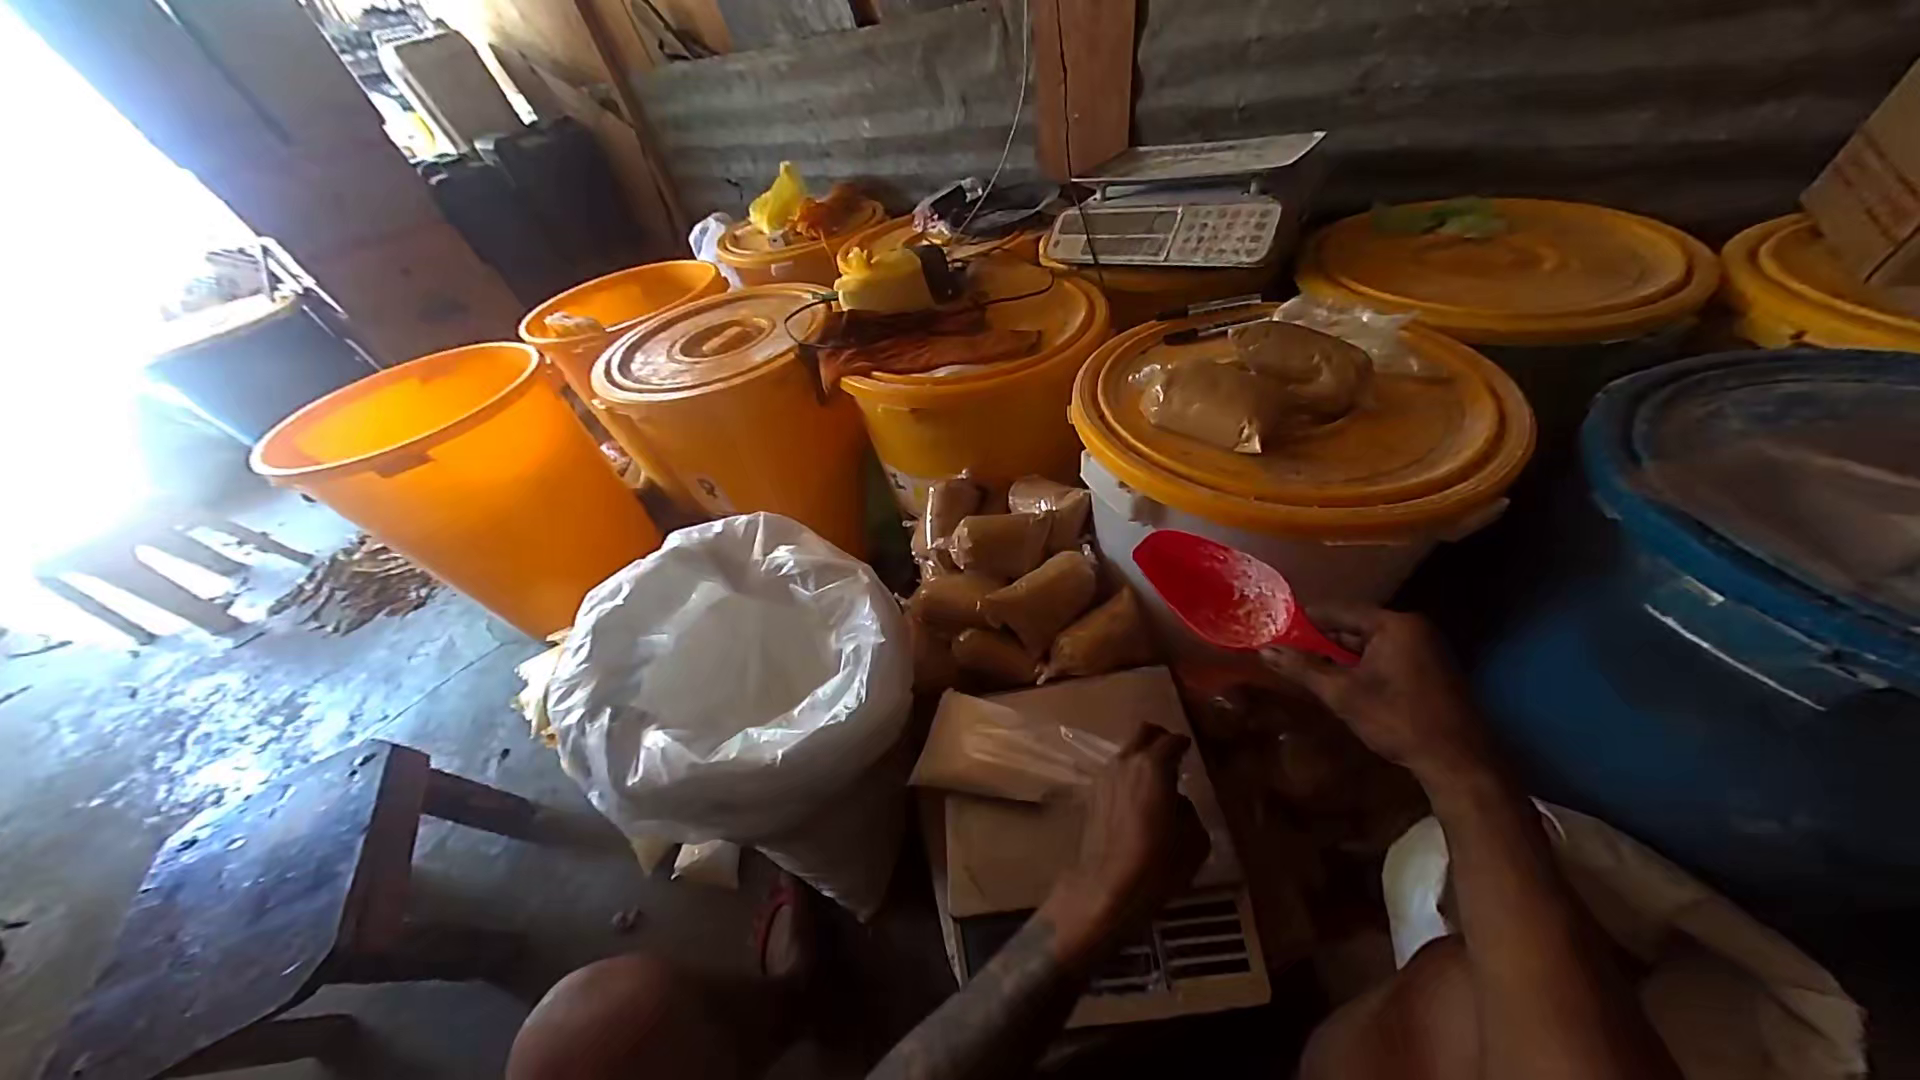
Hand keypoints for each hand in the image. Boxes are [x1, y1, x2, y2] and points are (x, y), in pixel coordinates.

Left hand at [1044, 724, 1208, 958]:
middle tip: (1172, 753)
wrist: (1109, 885)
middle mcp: (1125, 762)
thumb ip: (1189, 809)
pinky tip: (1136, 800)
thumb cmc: (1159, 863)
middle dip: (1159, 738)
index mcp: (1153, 766)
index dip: (1183, 743)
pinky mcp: (1092, 794)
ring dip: (1140, 759)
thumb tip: (1177, 801)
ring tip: (1154, 782)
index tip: (1190, 750)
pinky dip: (1127, 777)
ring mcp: (1104, 776)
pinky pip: (1114, 774)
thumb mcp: (1194, 839)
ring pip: (1125, 753)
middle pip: (1142, 733)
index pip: (1171, 740)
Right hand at [1261, 605, 1491, 782]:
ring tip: (1302, 666)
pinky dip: (1358, 666)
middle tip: (1284, 649)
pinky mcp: (1428, 670)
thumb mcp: (1341, 693)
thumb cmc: (1397, 719)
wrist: (1458, 762)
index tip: (1273, 628)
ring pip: (1367, 644)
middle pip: (1352, 626)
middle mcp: (1412, 629)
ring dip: (1337, 656)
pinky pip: (1383, 657)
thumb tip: (1263, 650)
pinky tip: (1336, 681)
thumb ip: (1301, 667)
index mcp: (1394, 624)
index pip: (1336, 610)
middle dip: (1318, 640)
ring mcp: (1424, 649)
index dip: (1302, 620)